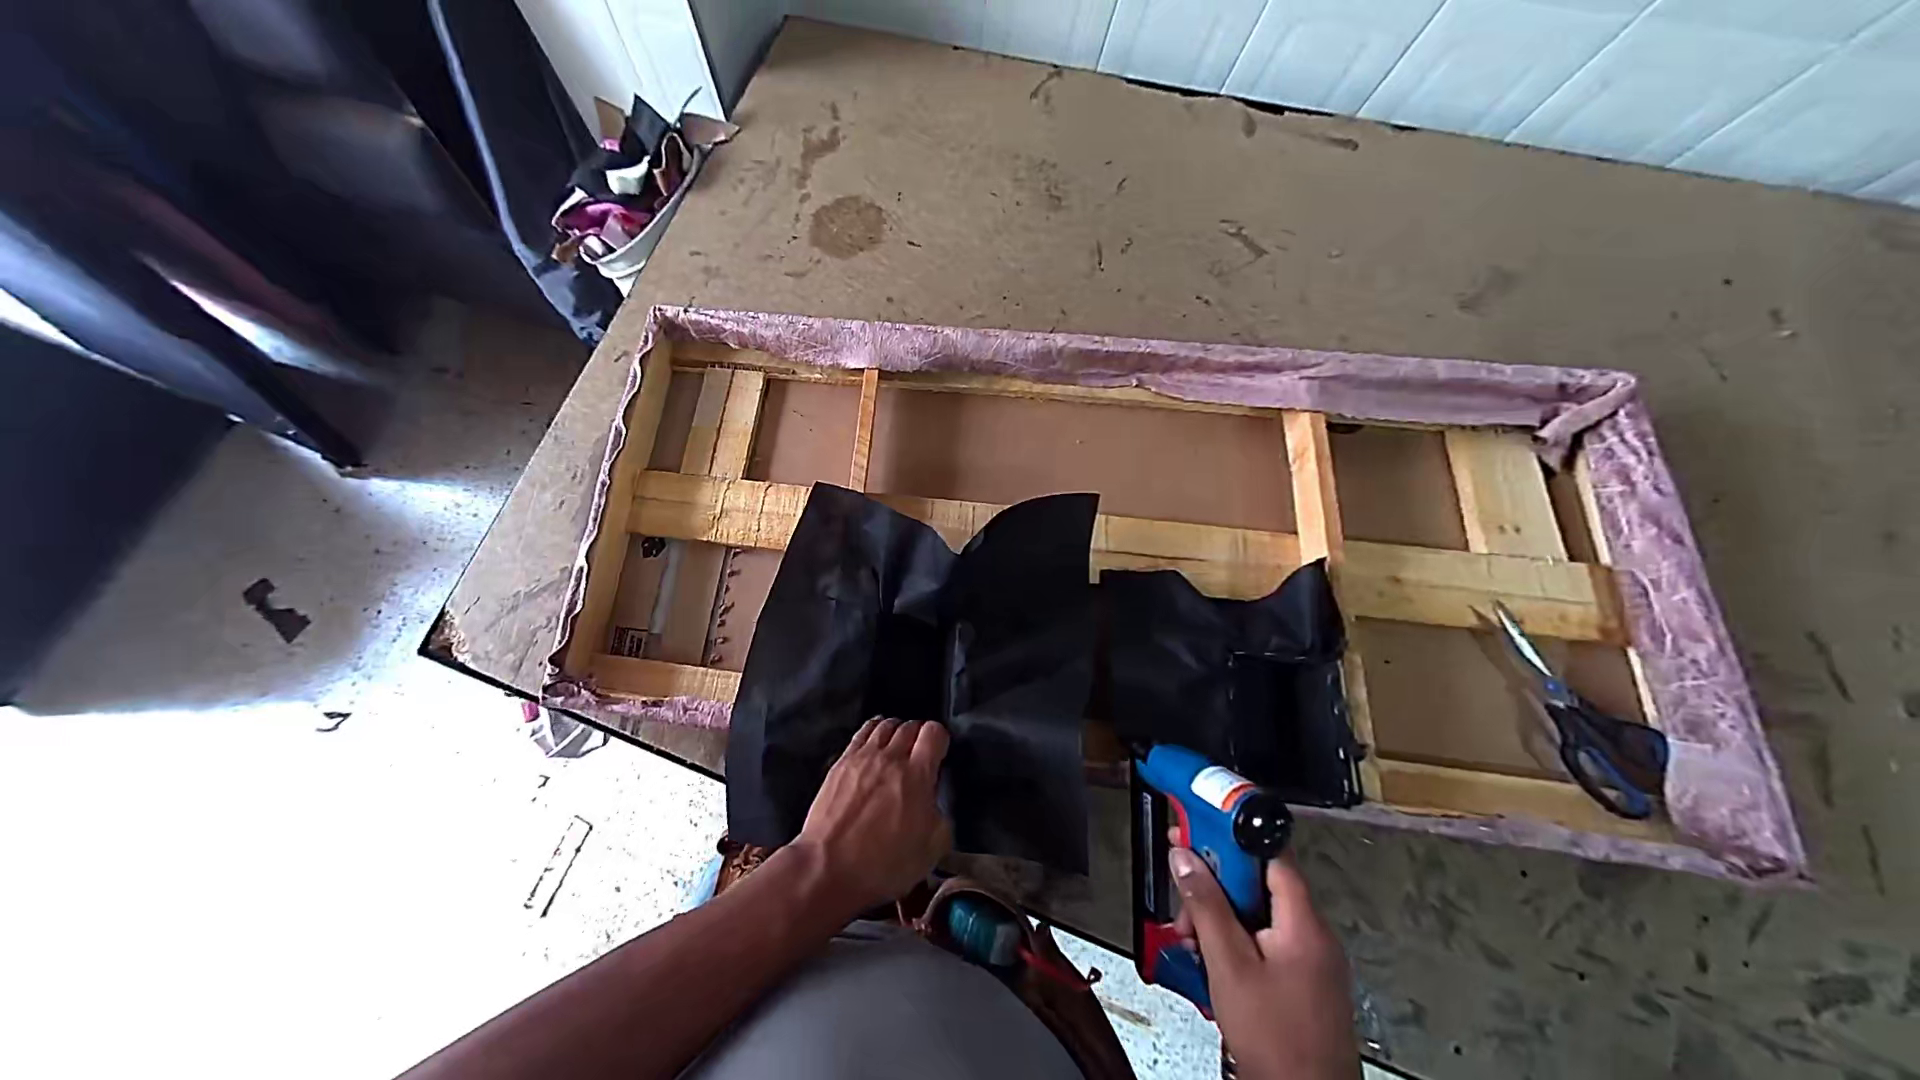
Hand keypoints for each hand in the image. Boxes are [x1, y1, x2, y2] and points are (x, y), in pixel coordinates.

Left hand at [792, 718, 950, 917]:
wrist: (828, 868)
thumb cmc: (881, 864)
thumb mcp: (931, 849)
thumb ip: (940, 817)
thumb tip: (935, 805)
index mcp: (917, 775)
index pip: (934, 732)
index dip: (940, 739)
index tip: (939, 752)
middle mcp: (890, 758)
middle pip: (910, 726)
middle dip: (919, 735)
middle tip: (920, 751)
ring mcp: (862, 758)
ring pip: (885, 725)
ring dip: (896, 731)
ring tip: (898, 745)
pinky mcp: (840, 764)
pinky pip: (861, 734)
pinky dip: (872, 731)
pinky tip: (874, 740)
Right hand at [1170, 844, 1359, 1079]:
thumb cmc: (1275, 1040)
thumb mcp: (1227, 965)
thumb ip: (1206, 906)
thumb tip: (1185, 858)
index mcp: (1303, 924)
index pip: (1270, 854)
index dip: (1233, 836)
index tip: (1200, 826)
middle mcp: (1313, 935)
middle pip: (1259, 883)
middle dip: (1216, 884)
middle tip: (1185, 887)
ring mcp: (1310, 959)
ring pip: (1258, 912)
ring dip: (1220, 915)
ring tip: (1193, 936)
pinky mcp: (1301, 979)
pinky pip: (1264, 939)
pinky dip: (1235, 938)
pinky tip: (1211, 957)